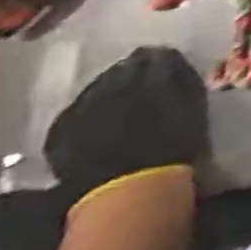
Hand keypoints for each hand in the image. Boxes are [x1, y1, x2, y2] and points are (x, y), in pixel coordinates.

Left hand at [43, 46, 207, 201]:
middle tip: (145, 74)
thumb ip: (181, 82)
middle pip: (122, 69)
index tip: (168, 60)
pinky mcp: (60, 131)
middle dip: (133, 70)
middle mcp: (111, 87)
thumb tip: (173, 61)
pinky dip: (88, 108)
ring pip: (97, 86)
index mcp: (150, 80)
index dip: (162, 59)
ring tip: (122, 95)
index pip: (155, 58)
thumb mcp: (190, 110)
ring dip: (109, 87)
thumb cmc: (173, 149)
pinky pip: (77, 110)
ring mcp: (81, 109)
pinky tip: (97, 117)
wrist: (128, 190)